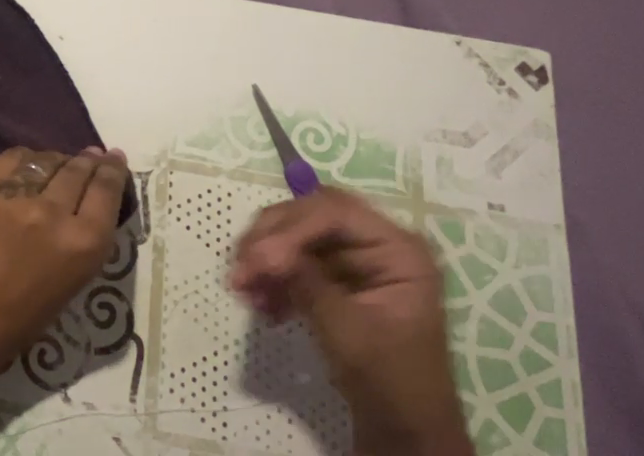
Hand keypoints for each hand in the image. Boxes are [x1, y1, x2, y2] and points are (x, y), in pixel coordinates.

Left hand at [0, 147, 129, 380]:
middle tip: (91, 154)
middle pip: (78, 170)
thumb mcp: (73, 281)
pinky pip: (12, 159)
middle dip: (88, 161)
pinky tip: (27, 164)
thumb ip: (83, 240)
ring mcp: (17, 196)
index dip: (113, 170)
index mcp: (86, 244)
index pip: (107, 191)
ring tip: (59, 162)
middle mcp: (56, 212)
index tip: (114, 158)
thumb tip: (86, 207)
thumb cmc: (23, 317)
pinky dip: (25, 159)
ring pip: (47, 161)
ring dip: (58, 160)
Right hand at [230, 188, 473, 455]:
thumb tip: (261, 251)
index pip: (334, 213)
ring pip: (292, 234)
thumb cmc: (390, 381)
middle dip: (270, 239)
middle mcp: (375, 243)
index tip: (257, 261)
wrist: (402, 429)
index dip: (291, 229)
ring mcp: (352, 259)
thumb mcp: (348, 331)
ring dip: (263, 257)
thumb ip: (307, 283)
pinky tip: (258, 303)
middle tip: (240, 270)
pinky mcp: (332, 276)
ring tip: (243, 289)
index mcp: (397, 249)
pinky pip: (290, 260)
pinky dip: (269, 276)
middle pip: (308, 215)